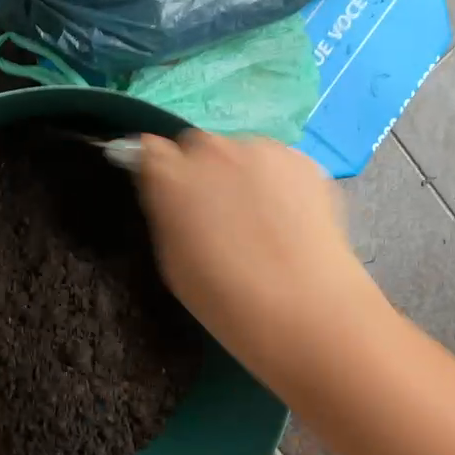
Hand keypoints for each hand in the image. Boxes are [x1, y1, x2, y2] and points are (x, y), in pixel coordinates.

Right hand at [136, 132, 379, 378]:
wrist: (307, 309)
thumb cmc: (225, 299)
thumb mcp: (171, 260)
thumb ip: (164, 212)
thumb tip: (164, 190)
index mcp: (170, 174)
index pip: (147, 148)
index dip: (156, 170)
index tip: (165, 193)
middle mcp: (213, 149)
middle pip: (195, 145)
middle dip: (199, 170)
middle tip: (214, 212)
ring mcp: (261, 150)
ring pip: (239, 151)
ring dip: (239, 172)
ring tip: (257, 218)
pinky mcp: (302, 160)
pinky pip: (275, 162)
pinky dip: (274, 181)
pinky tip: (286, 218)